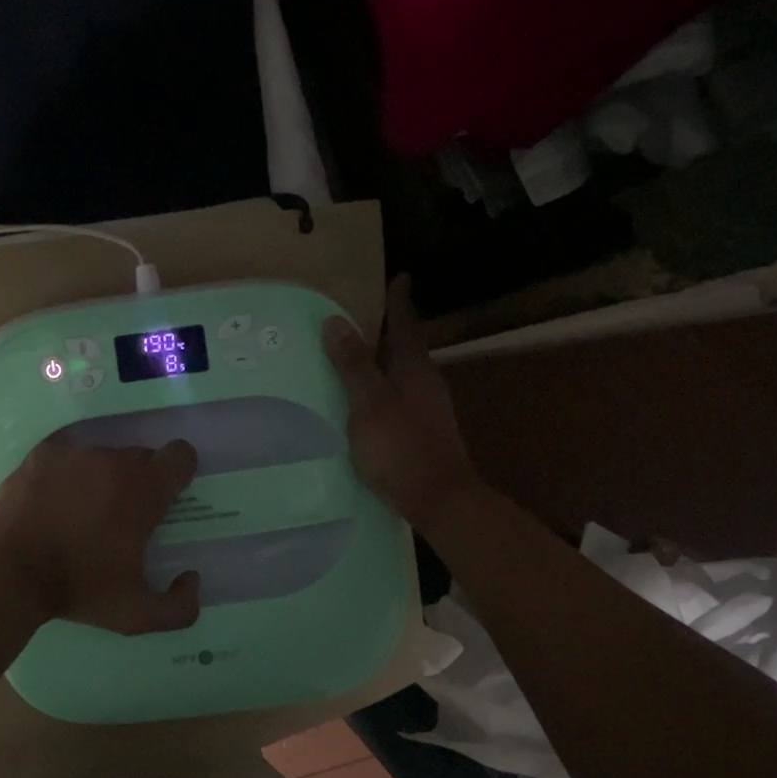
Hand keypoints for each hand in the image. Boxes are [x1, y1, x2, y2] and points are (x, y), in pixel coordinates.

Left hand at [0, 438, 201, 635]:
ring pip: (102, 455)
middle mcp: (112, 461)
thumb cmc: (77, 589)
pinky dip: (67, 471)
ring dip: (101, 476)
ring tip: (81, 509)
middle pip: (140, 456)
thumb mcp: (136, 615)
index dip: (179, 472)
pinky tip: (54, 497)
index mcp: (143, 492)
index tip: (168, 494)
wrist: (10, 572)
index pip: (180, 455)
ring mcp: (74, 453)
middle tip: (121, 514)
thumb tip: (192, 579)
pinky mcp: (42, 454)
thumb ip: (180, 607)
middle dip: (139, 480)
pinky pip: (67, 453)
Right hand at [322, 274, 476, 526]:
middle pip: (403, 346)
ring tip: (350, 354)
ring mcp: (426, 408)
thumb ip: (353, 364)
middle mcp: (425, 382)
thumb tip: (336, 321)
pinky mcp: (421, 430)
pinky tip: (360, 399)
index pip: (404, 324)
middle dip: (384, 329)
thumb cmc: (401, 448)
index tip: (398, 277)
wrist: (440, 500)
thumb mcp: (369, 403)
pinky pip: (395, 396)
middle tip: (357, 313)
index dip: (398, 301)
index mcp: (413, 368)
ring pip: (399, 372)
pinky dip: (378, 387)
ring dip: (379, 360)